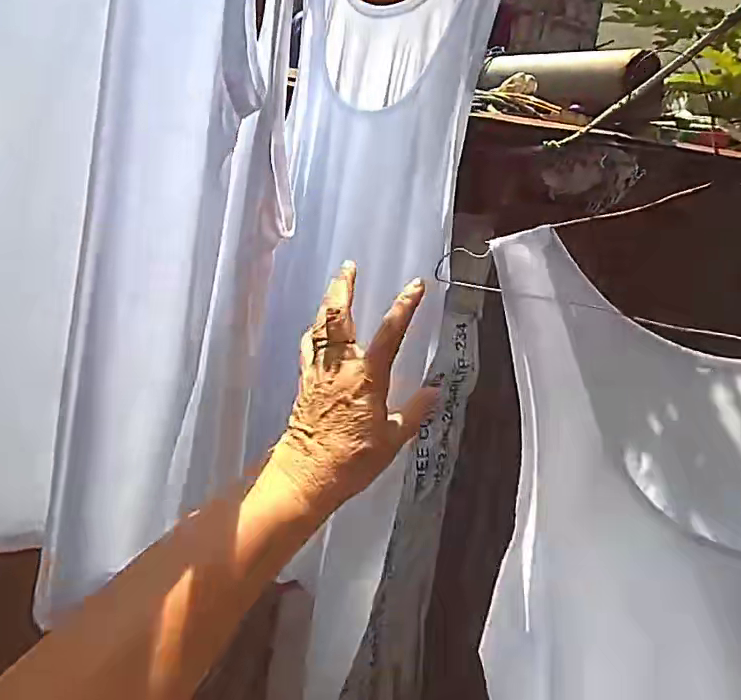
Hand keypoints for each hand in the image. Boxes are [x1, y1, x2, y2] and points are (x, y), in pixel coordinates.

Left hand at [263, 262, 439, 517]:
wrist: (307, 473)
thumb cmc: (352, 459)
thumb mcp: (392, 439)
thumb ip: (414, 411)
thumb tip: (435, 391)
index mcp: (367, 375)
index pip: (390, 331)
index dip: (404, 306)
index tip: (416, 286)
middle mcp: (341, 364)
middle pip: (339, 315)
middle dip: (344, 287)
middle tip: (348, 267)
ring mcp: (320, 369)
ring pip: (320, 325)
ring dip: (327, 302)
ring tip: (334, 286)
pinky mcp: (305, 379)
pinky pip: (308, 346)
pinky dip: (314, 331)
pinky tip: (316, 328)